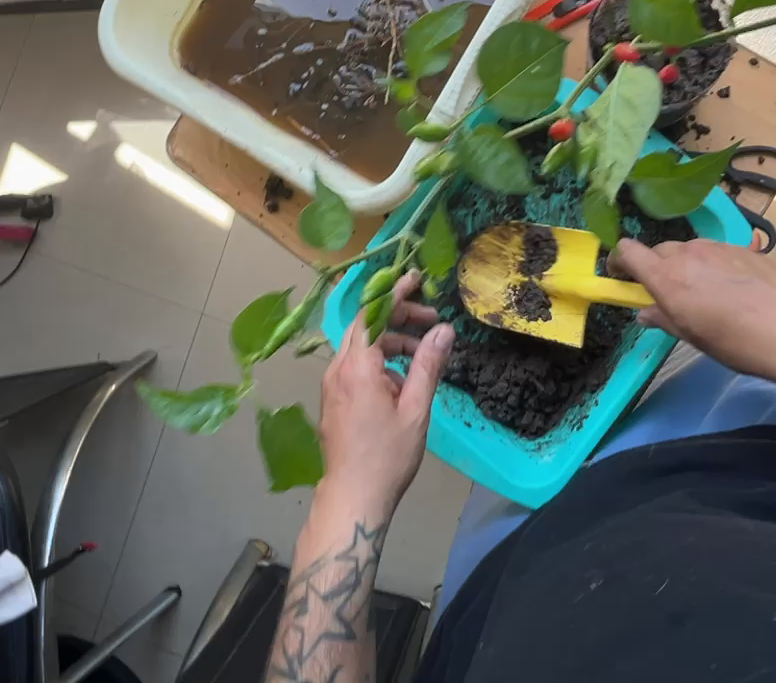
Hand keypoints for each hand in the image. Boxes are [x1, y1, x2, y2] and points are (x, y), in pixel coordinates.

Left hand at [315, 271, 453, 517]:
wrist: (352, 497)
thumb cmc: (388, 455)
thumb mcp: (416, 408)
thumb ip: (428, 364)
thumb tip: (445, 330)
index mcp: (358, 367)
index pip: (373, 314)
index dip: (395, 293)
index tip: (416, 279)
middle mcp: (338, 369)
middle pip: (366, 326)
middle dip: (398, 316)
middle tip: (431, 320)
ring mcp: (331, 384)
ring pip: (361, 346)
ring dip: (390, 340)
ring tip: (422, 353)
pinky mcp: (332, 398)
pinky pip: (355, 365)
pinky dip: (379, 359)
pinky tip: (401, 378)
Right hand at [610, 238, 775, 377]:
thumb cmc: (738, 342)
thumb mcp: (694, 337)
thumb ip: (665, 319)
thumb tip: (646, 312)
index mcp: (666, 276)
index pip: (628, 251)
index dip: (620, 262)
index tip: (621, 276)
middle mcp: (688, 253)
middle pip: (660, 250)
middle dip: (657, 267)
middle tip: (669, 293)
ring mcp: (719, 247)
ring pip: (692, 250)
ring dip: (689, 266)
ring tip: (708, 293)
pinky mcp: (747, 249)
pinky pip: (720, 253)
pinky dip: (717, 266)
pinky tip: (738, 290)